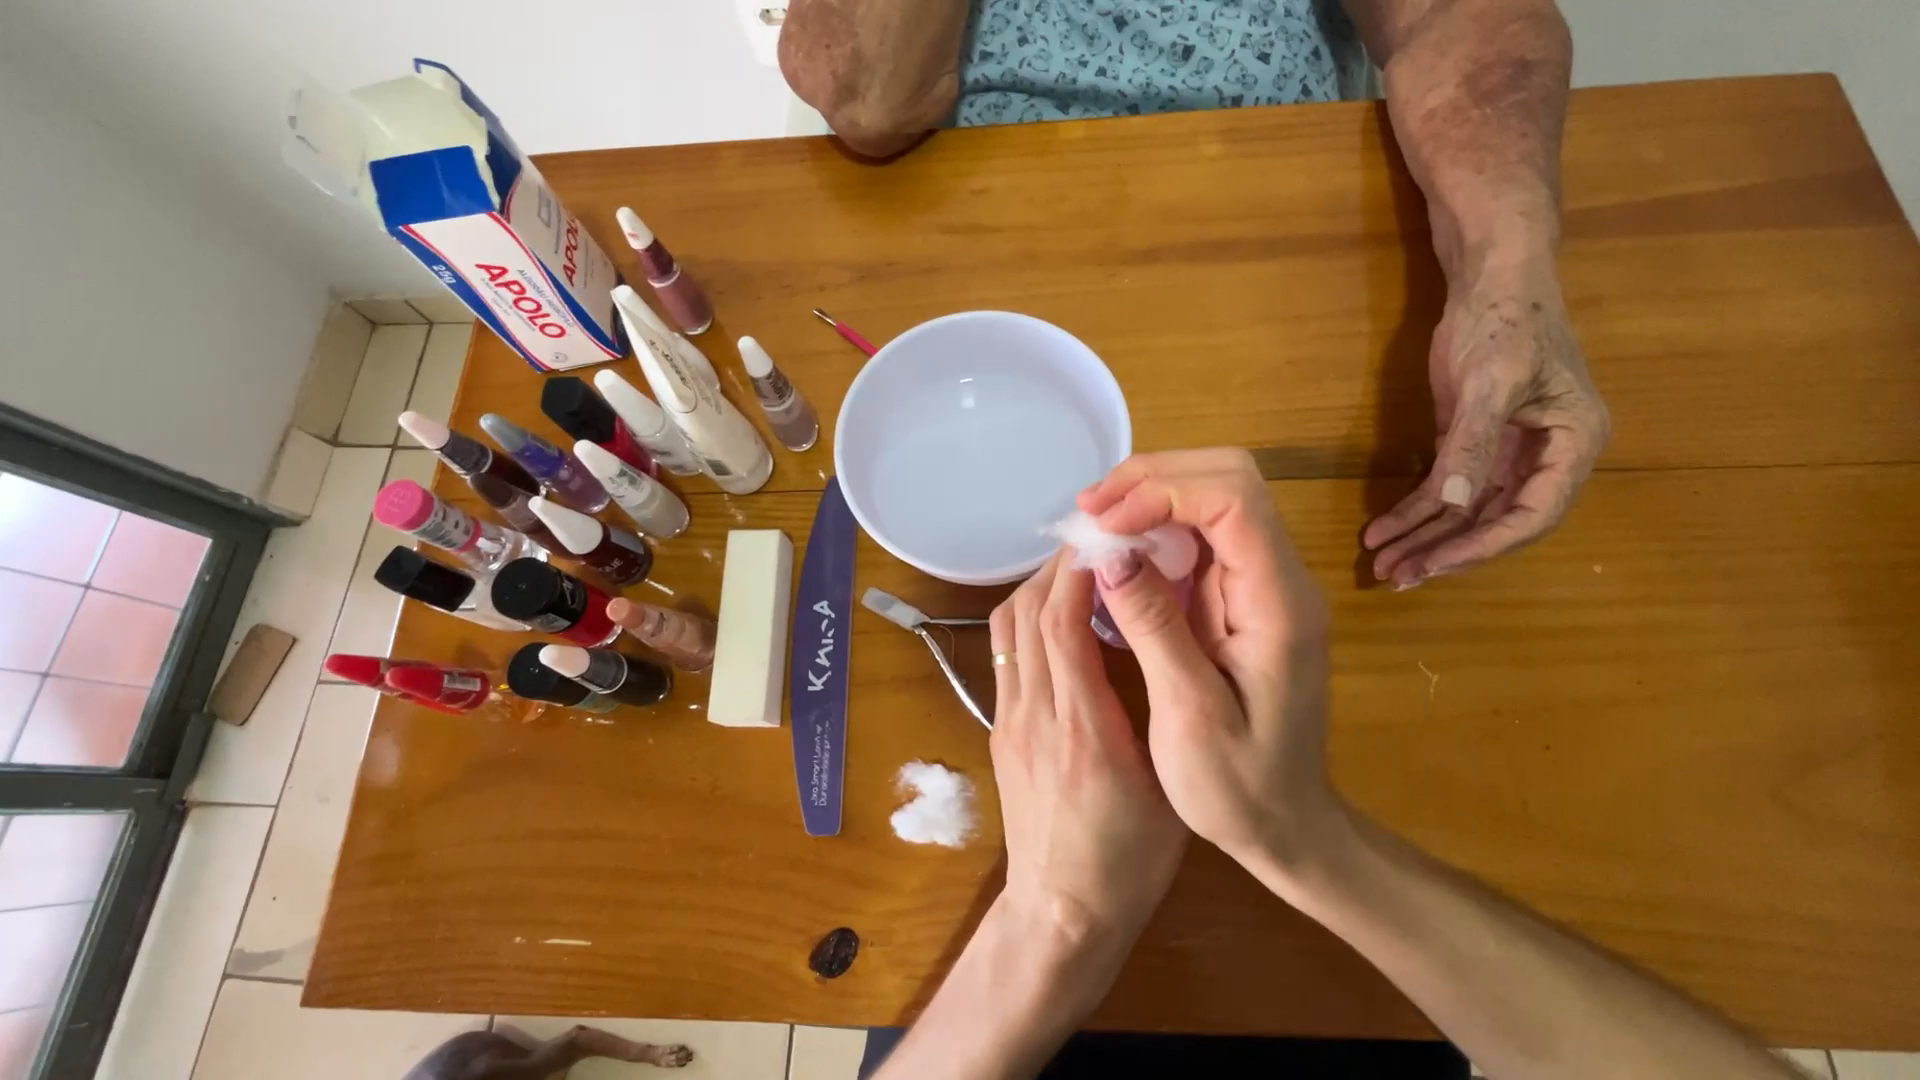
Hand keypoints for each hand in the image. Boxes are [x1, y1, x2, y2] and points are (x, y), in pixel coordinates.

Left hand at [988, 551, 1187, 943]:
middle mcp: (1034, 716)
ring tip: (1079, 574)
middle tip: (1098, 544)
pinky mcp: (998, 730)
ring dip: (1036, 590)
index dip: (1078, 572)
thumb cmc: (1130, 859)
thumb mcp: (1164, 787)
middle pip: (1025, 614)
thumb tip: (1148, 633)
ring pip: (1007, 630)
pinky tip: (1058, 618)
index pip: (1062, 625)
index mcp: (1082, 730)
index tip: (1106, 538)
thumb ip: (1155, 709)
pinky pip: (1005, 655)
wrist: (1062, 913)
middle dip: (1057, 568)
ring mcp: (1008, 722)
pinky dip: (1026, 620)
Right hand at [1077, 450, 1338, 865]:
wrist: (1289, 824)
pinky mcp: (1242, 596)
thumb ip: (1154, 627)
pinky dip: (1154, 526)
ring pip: (1214, 496)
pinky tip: (1117, 550)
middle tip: (1087, 514)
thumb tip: (1110, 553)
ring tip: (1092, 526)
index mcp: (1279, 604)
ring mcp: (1263, 583)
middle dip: (1153, 479)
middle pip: (1228, 478)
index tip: (1102, 524)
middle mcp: (1280, 578)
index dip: (1162, 491)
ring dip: (1150, 497)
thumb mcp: (1189, 715)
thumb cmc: (1241, 787)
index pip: (1233, 499)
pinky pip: (1201, 533)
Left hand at [1364, 254, 1609, 587]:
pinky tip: (1382, 530)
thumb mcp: (1491, 382)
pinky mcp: (1471, 445)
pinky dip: (1413, 510)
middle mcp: (1544, 459)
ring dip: (1423, 539)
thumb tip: (1457, 503)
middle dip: (1444, 552)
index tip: (1434, 565)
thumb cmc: (1504, 323)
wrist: (1489, 281)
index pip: (1531, 516)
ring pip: (1465, 512)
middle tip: (1396, 579)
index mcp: (1572, 446)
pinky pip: (1443, 489)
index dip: (1481, 546)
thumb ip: (1474, 444)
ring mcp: (1506, 454)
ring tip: (1381, 566)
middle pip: (1493, 522)